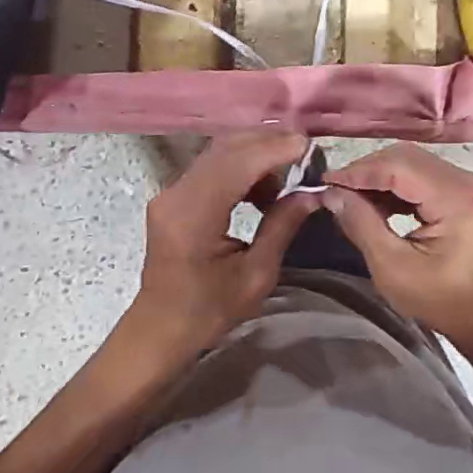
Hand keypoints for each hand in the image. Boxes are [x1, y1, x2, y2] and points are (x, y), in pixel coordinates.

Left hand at [128, 130, 319, 356]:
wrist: (161, 328)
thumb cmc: (208, 311)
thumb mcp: (256, 275)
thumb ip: (281, 226)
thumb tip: (311, 192)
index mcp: (193, 216)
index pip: (237, 164)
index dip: (274, 150)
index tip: (309, 147)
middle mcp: (176, 194)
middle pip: (225, 148)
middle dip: (268, 143)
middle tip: (306, 153)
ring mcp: (171, 192)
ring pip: (219, 153)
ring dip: (256, 155)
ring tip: (288, 177)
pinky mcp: (173, 196)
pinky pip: (212, 167)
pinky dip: (241, 167)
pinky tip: (263, 190)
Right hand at [320, 144, 472, 356]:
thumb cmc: (440, 300)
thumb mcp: (392, 268)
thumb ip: (361, 224)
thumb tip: (331, 192)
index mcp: (458, 198)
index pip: (399, 167)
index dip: (359, 172)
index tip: (325, 183)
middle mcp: (467, 180)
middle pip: (405, 159)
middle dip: (367, 172)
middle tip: (335, 192)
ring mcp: (467, 182)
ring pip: (410, 163)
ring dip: (378, 178)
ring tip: (351, 199)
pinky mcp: (463, 190)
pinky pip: (420, 175)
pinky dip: (394, 186)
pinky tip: (375, 204)